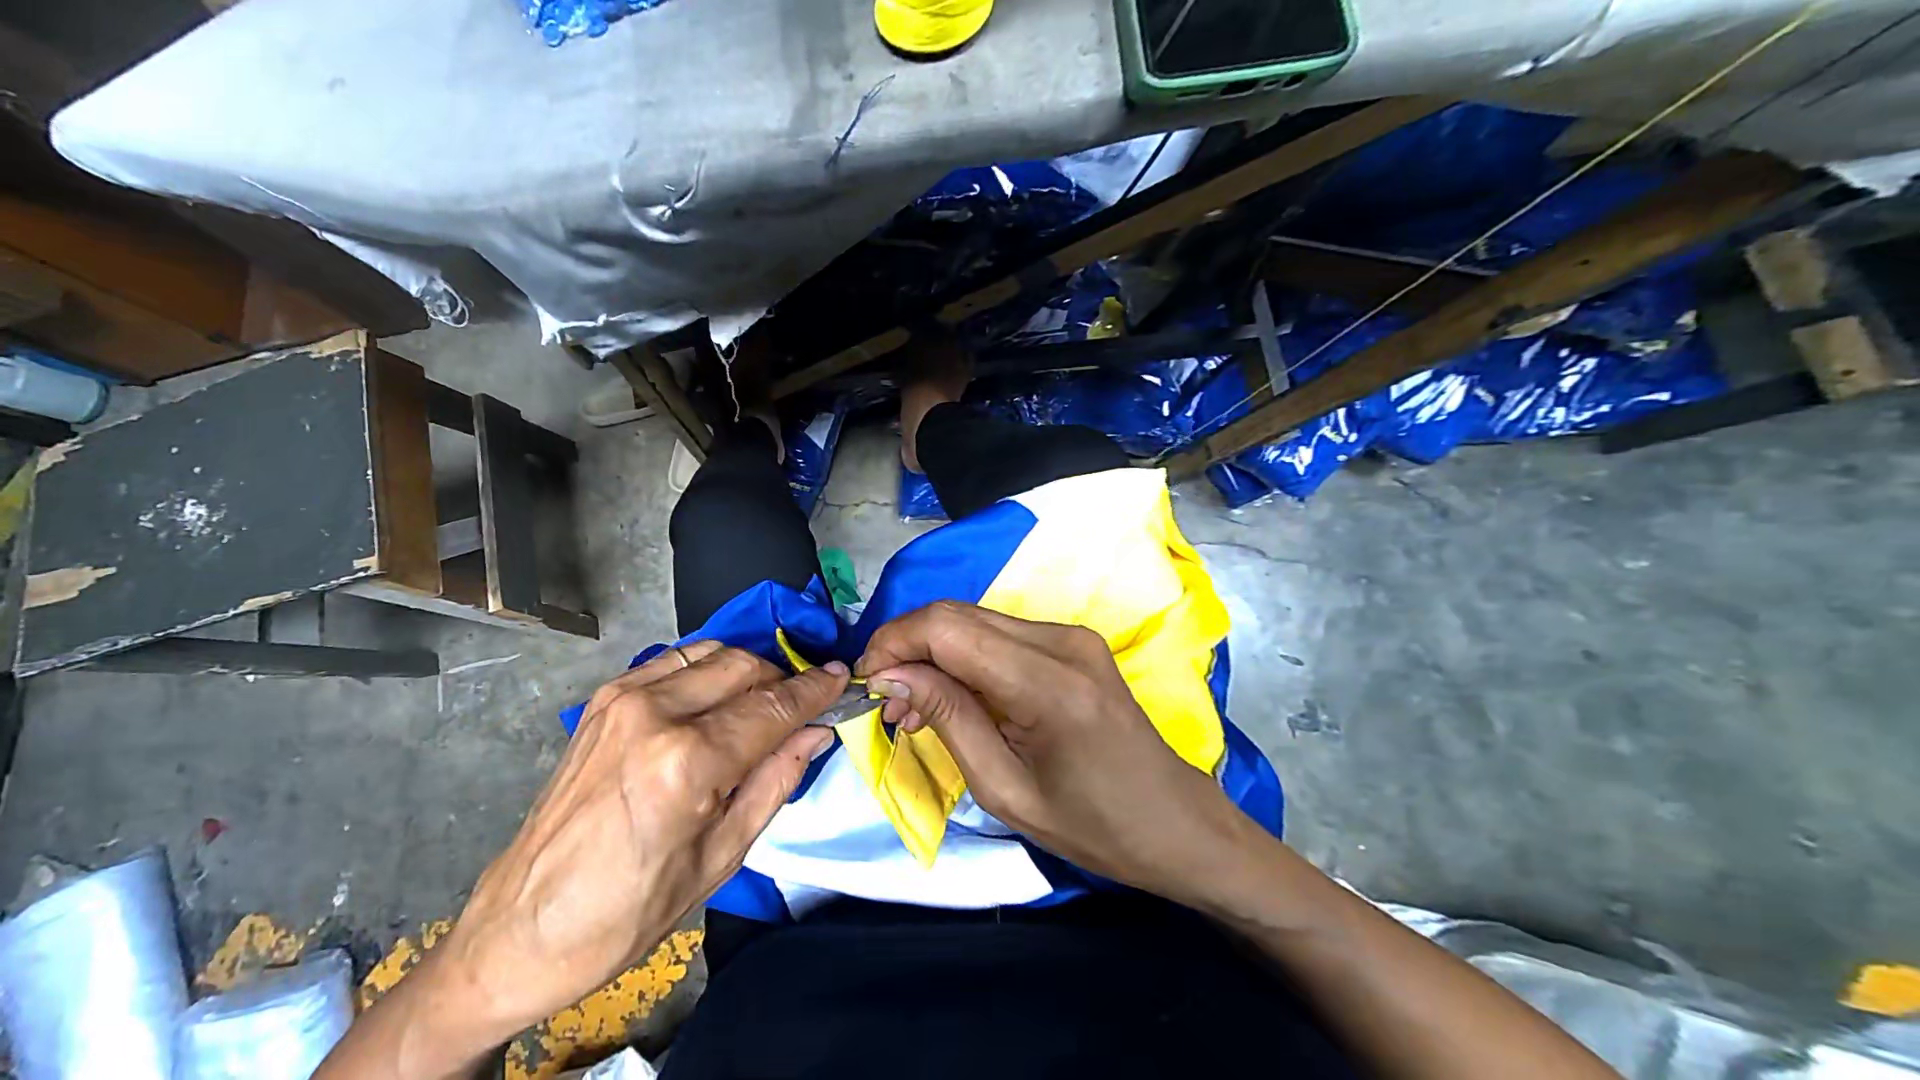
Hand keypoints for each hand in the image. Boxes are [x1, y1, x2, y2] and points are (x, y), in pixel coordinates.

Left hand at [321, 642, 843, 1078]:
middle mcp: (654, 714)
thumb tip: (815, 732)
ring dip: (747, 670)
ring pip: (712, 653)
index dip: (814, 690)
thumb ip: (775, 782)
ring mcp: (622, 700)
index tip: (842, 677)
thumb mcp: (720, 858)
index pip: (772, 706)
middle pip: (745, 667)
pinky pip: (674, 662)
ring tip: (761, 703)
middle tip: (801, 706)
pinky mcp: (603, 700)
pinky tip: (714, 700)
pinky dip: (707, 670)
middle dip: (783, 680)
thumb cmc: (631, 911)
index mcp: (687, 762)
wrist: (522, 929)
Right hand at [856, 602, 1260, 906]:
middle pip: (957, 614)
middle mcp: (1061, 640)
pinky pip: (1000, 635)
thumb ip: (948, 718)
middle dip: (909, 648)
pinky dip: (966, 658)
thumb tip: (891, 675)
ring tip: (917, 711)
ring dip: (935, 654)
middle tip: (890, 705)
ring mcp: (1071, 636)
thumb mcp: (1005, 789)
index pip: (947, 627)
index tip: (869, 685)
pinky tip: (958, 699)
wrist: (1176, 823)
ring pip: (975, 621)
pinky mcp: (1074, 643)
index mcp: (1048, 682)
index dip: (894, 644)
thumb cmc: (1093, 826)